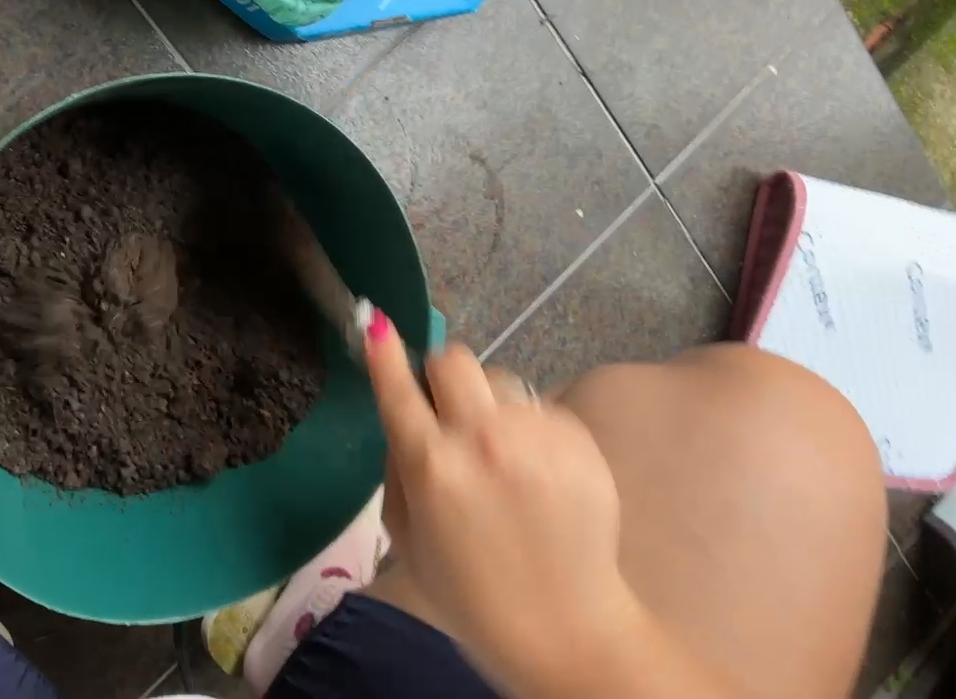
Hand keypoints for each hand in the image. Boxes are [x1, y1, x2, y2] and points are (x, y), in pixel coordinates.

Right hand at [365, 314, 644, 695]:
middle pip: (453, 358)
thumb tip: (404, 413)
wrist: (567, 631)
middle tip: (447, 411)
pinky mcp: (579, 443)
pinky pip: (539, 407)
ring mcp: (536, 438)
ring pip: (499, 378)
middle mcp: (482, 440)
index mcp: (431, 465)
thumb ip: (397, 464)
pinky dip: (528, 427)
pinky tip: (535, 470)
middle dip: (442, 376)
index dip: (383, 351)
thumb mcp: (404, 532)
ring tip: (500, 450)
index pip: (398, 386)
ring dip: (488, 402)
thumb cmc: (468, 591)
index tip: (375, 323)